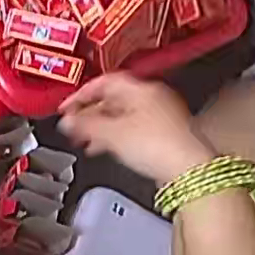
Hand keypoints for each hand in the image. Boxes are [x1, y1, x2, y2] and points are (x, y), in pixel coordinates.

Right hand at [57, 73, 215, 184]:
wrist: (187, 172)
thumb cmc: (159, 147)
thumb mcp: (111, 134)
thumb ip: (84, 125)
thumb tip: (67, 121)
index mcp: (141, 90)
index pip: (103, 82)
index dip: (80, 94)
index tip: (66, 107)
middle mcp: (153, 98)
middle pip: (112, 99)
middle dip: (89, 113)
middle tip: (72, 125)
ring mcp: (160, 116)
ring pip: (121, 115)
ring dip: (99, 127)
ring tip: (84, 140)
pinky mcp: (163, 134)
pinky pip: (131, 129)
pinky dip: (114, 136)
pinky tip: (104, 148)